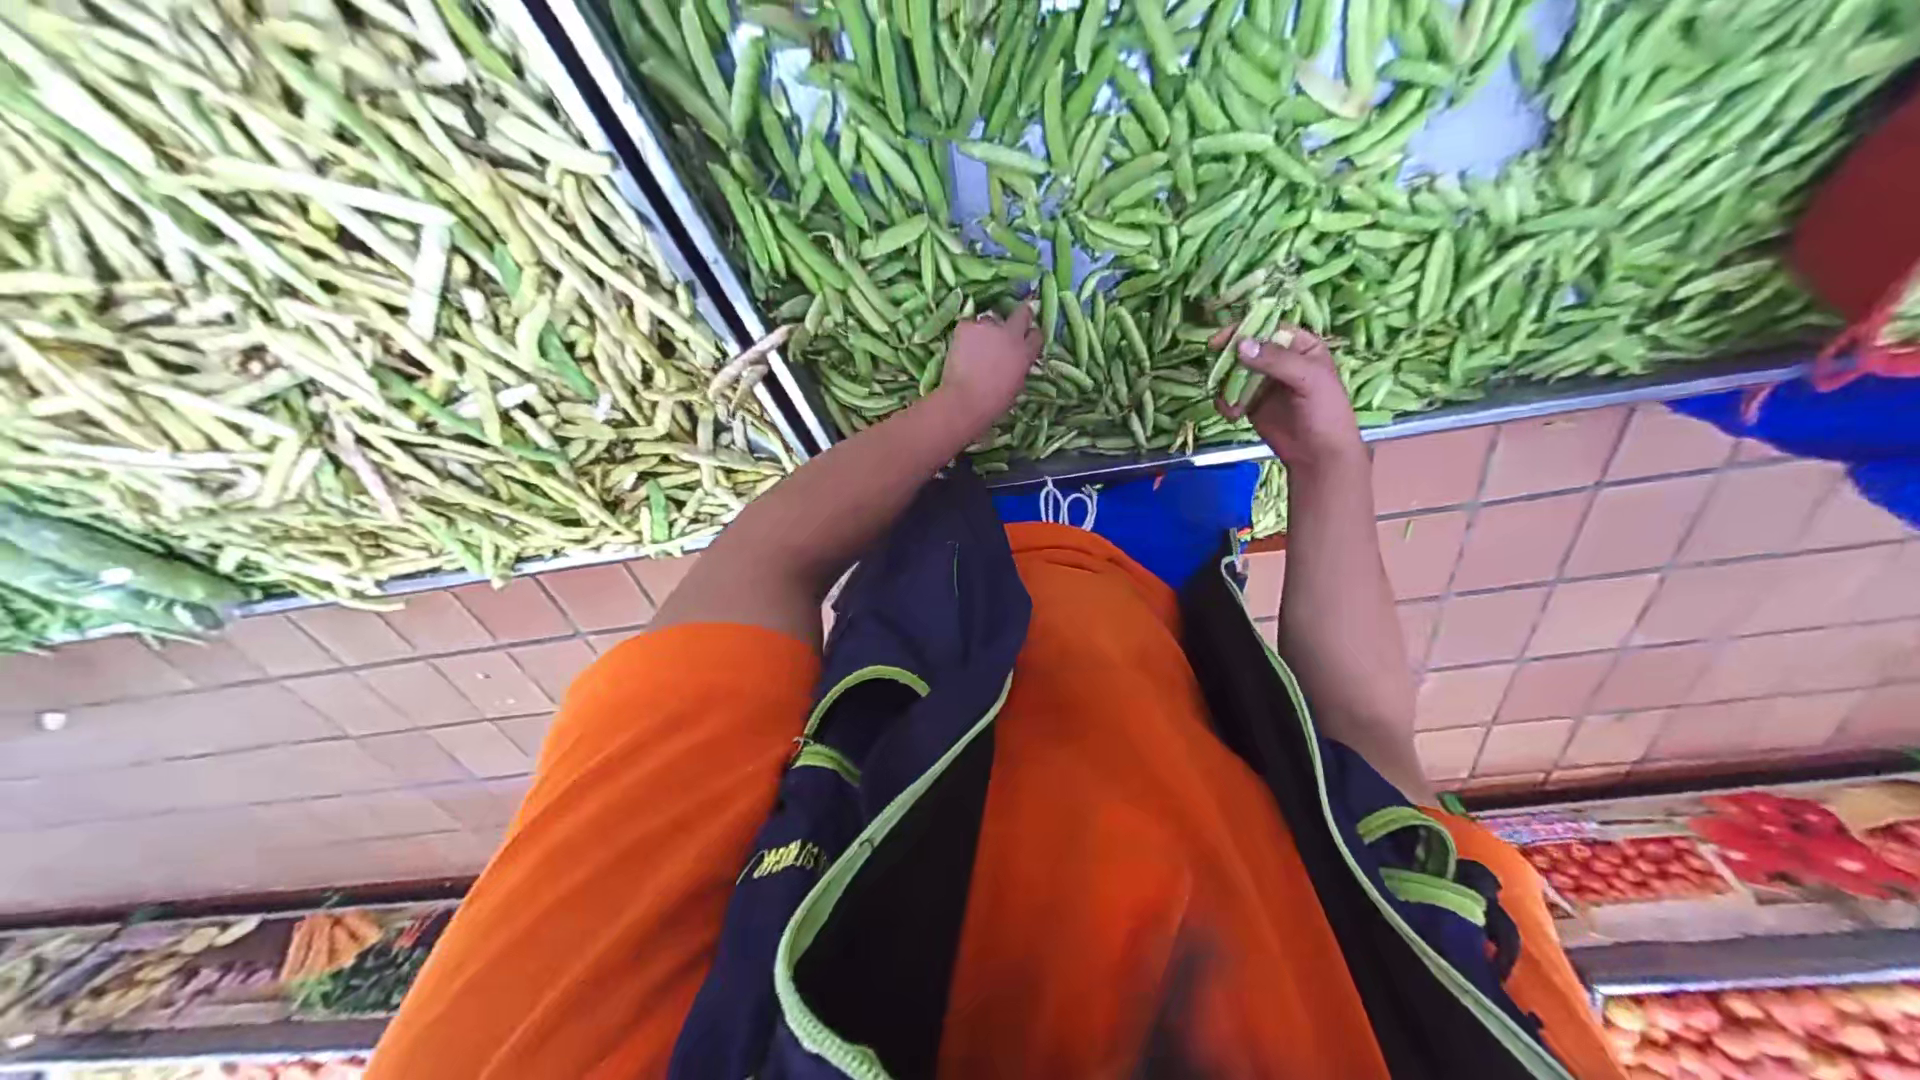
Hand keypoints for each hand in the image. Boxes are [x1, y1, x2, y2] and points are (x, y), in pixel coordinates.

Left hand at [937, 304, 1038, 427]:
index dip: (1030, 336)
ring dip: (986, 330)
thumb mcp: (1016, 385)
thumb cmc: (993, 403)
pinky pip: (968, 325)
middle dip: (1018, 317)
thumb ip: (1018, 366)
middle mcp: (1010, 334)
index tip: (1025, 339)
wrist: (965, 400)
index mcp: (1025, 353)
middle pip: (1022, 313)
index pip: (1036, 335)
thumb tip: (1014, 360)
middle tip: (1008, 327)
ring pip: (990, 320)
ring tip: (975, 347)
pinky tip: (961, 349)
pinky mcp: (967, 326)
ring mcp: (988, 327)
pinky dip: (966, 335)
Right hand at [1214, 326, 1364, 471]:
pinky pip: (1230, 396)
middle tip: (1216, 372)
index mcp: (1300, 346)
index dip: (1244, 330)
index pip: (1268, 328)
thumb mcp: (1308, 379)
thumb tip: (1240, 345)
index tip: (1220, 341)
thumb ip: (1276, 360)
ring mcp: (1263, 383)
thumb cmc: (1325, 412)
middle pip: (1245, 349)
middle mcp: (1279, 361)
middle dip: (1228, 360)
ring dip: (1224, 384)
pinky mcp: (1251, 404)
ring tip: (1227, 401)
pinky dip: (1224, 403)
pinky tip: (1231, 414)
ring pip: (1233, 373)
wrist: (1319, 455)